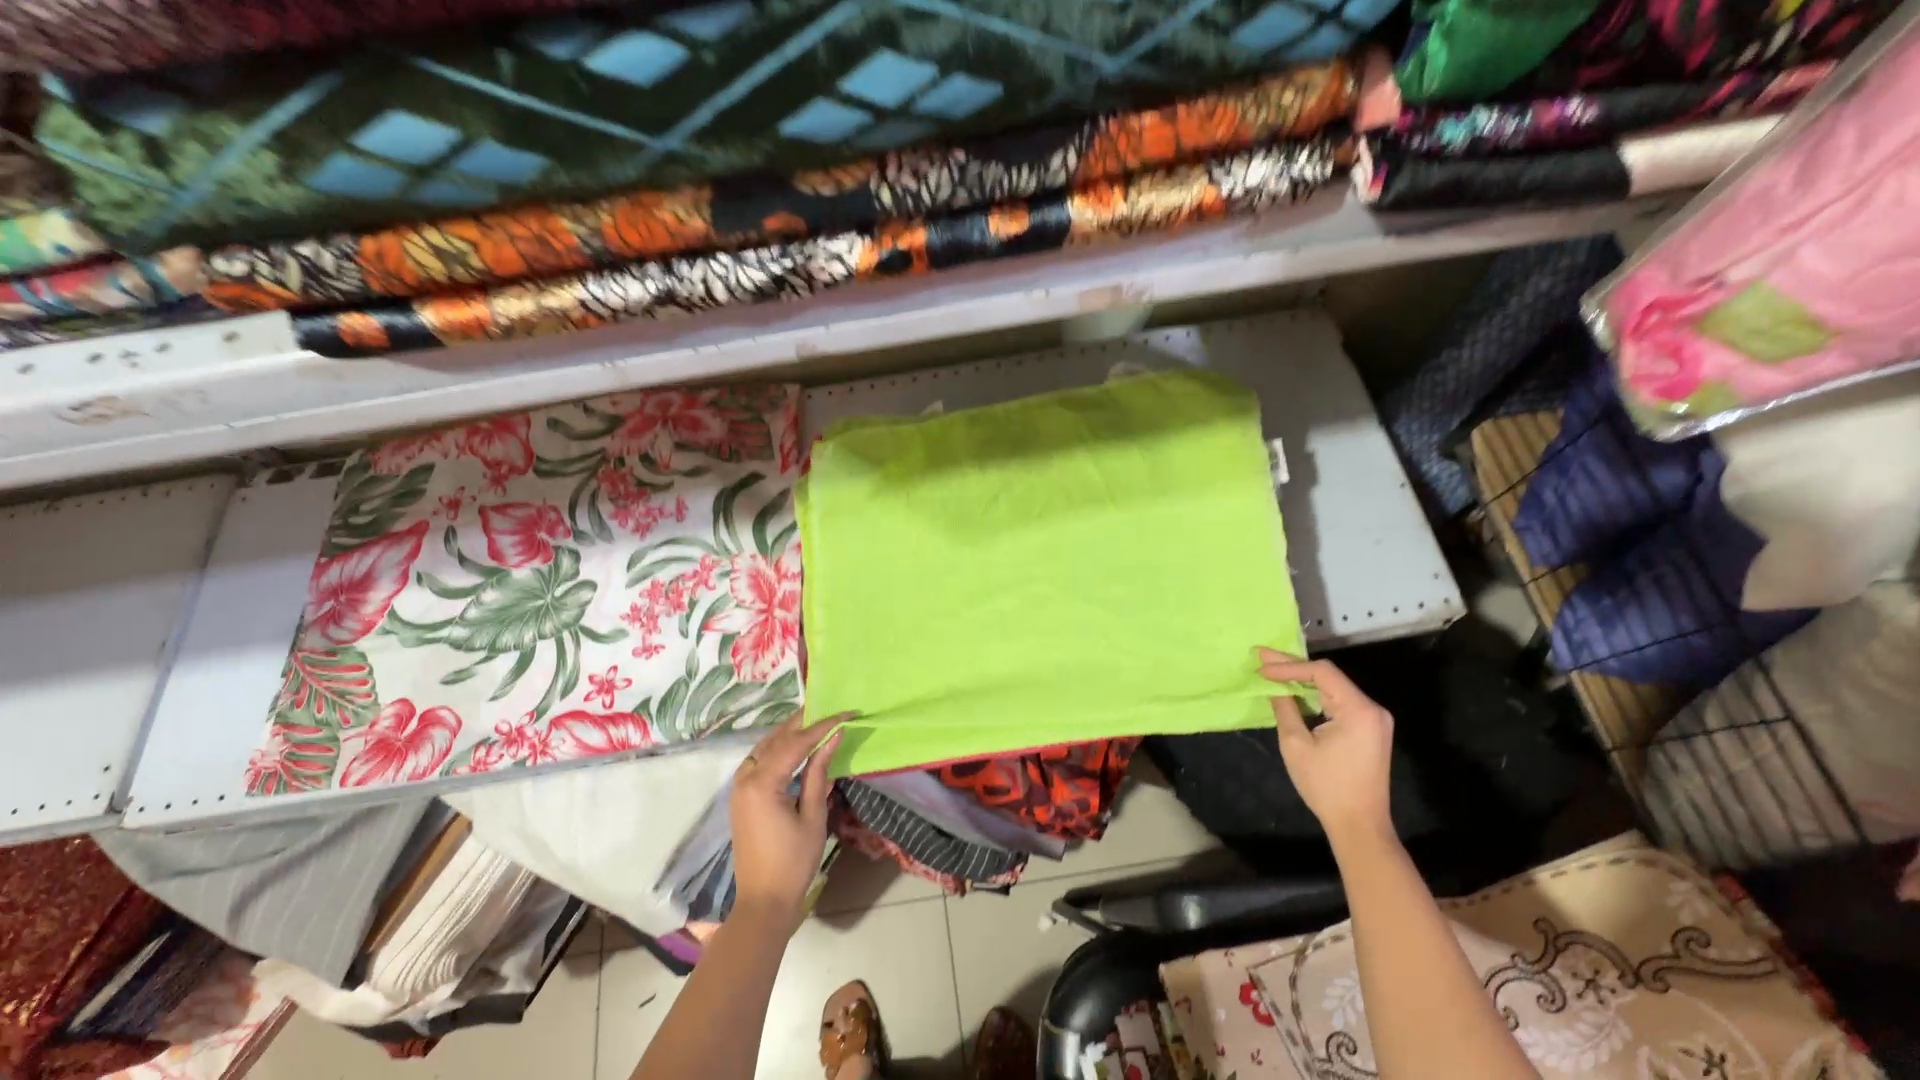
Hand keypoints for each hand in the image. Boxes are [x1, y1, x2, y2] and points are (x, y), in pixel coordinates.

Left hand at [729, 712, 843, 934]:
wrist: (764, 900)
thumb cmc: (794, 861)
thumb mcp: (812, 815)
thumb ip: (819, 773)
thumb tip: (832, 737)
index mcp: (762, 783)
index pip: (796, 743)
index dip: (823, 725)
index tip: (847, 713)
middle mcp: (745, 778)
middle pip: (776, 739)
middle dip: (803, 722)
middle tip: (830, 707)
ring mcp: (739, 787)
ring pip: (765, 748)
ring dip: (790, 734)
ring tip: (817, 721)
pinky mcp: (741, 797)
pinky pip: (759, 761)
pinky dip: (778, 749)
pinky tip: (797, 747)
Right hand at [1257, 649, 1394, 844]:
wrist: (1359, 824)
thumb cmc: (1326, 786)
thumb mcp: (1296, 745)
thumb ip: (1285, 708)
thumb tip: (1274, 686)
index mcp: (1358, 709)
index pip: (1322, 672)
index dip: (1289, 666)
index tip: (1262, 666)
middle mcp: (1372, 708)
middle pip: (1330, 677)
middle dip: (1294, 668)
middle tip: (1263, 658)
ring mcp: (1374, 719)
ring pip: (1335, 689)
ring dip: (1305, 682)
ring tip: (1273, 672)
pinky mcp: (1371, 730)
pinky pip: (1341, 703)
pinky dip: (1317, 697)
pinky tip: (1295, 693)